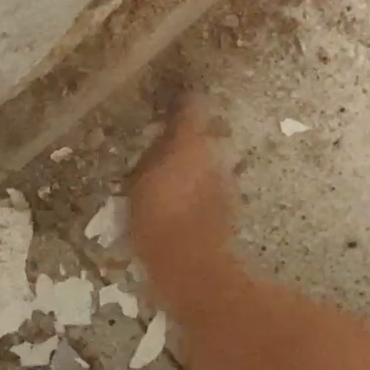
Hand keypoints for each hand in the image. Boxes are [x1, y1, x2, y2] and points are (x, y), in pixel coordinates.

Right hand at [129, 99, 235, 290]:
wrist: (193, 267)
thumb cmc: (157, 223)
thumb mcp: (138, 187)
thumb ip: (151, 158)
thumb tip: (158, 141)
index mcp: (190, 144)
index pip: (192, 107)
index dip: (182, 102)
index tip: (170, 102)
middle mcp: (215, 155)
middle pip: (206, 133)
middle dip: (190, 136)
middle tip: (166, 144)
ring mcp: (227, 179)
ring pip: (212, 159)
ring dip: (198, 162)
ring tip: (175, 176)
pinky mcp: (230, 203)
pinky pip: (214, 183)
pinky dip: (203, 185)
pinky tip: (186, 200)